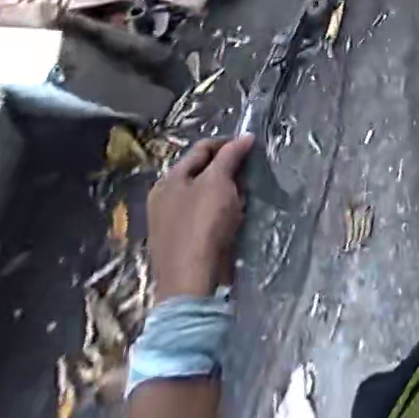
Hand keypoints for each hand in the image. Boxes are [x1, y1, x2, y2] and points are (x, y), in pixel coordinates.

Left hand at [147, 135, 253, 301]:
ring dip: (229, 192)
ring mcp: (171, 220)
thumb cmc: (203, 223)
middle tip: (249, 176)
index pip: (202, 149)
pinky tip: (234, 218)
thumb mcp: (219, 181)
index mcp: (169, 180)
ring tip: (244, 199)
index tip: (252, 148)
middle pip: (204, 171)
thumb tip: (245, 137)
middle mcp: (165, 198)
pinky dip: (223, 211)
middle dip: (230, 170)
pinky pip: (207, 214)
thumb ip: (231, 155)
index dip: (229, 144)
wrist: (191, 280)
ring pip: (208, 193)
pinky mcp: (182, 239)